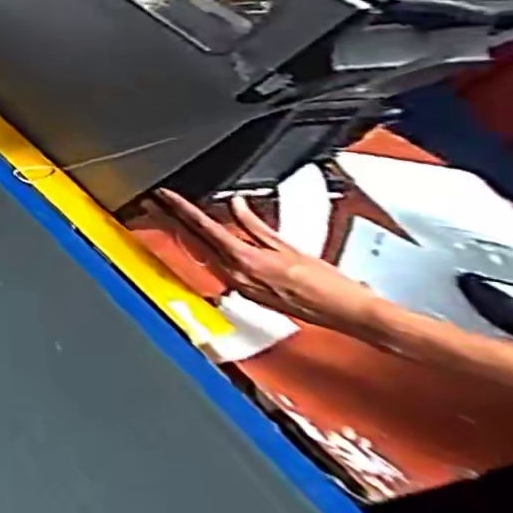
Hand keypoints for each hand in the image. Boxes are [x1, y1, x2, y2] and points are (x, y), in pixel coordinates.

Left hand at [154, 190, 388, 335]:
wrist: (354, 317)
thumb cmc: (331, 285)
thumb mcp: (289, 246)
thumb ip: (254, 224)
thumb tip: (235, 203)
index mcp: (244, 260)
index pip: (202, 227)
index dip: (180, 208)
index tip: (164, 195)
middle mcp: (234, 274)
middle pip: (195, 239)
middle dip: (174, 219)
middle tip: (158, 201)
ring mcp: (238, 286)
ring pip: (204, 253)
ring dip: (189, 234)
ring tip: (172, 215)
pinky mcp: (246, 294)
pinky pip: (219, 267)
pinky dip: (210, 250)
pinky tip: (205, 240)